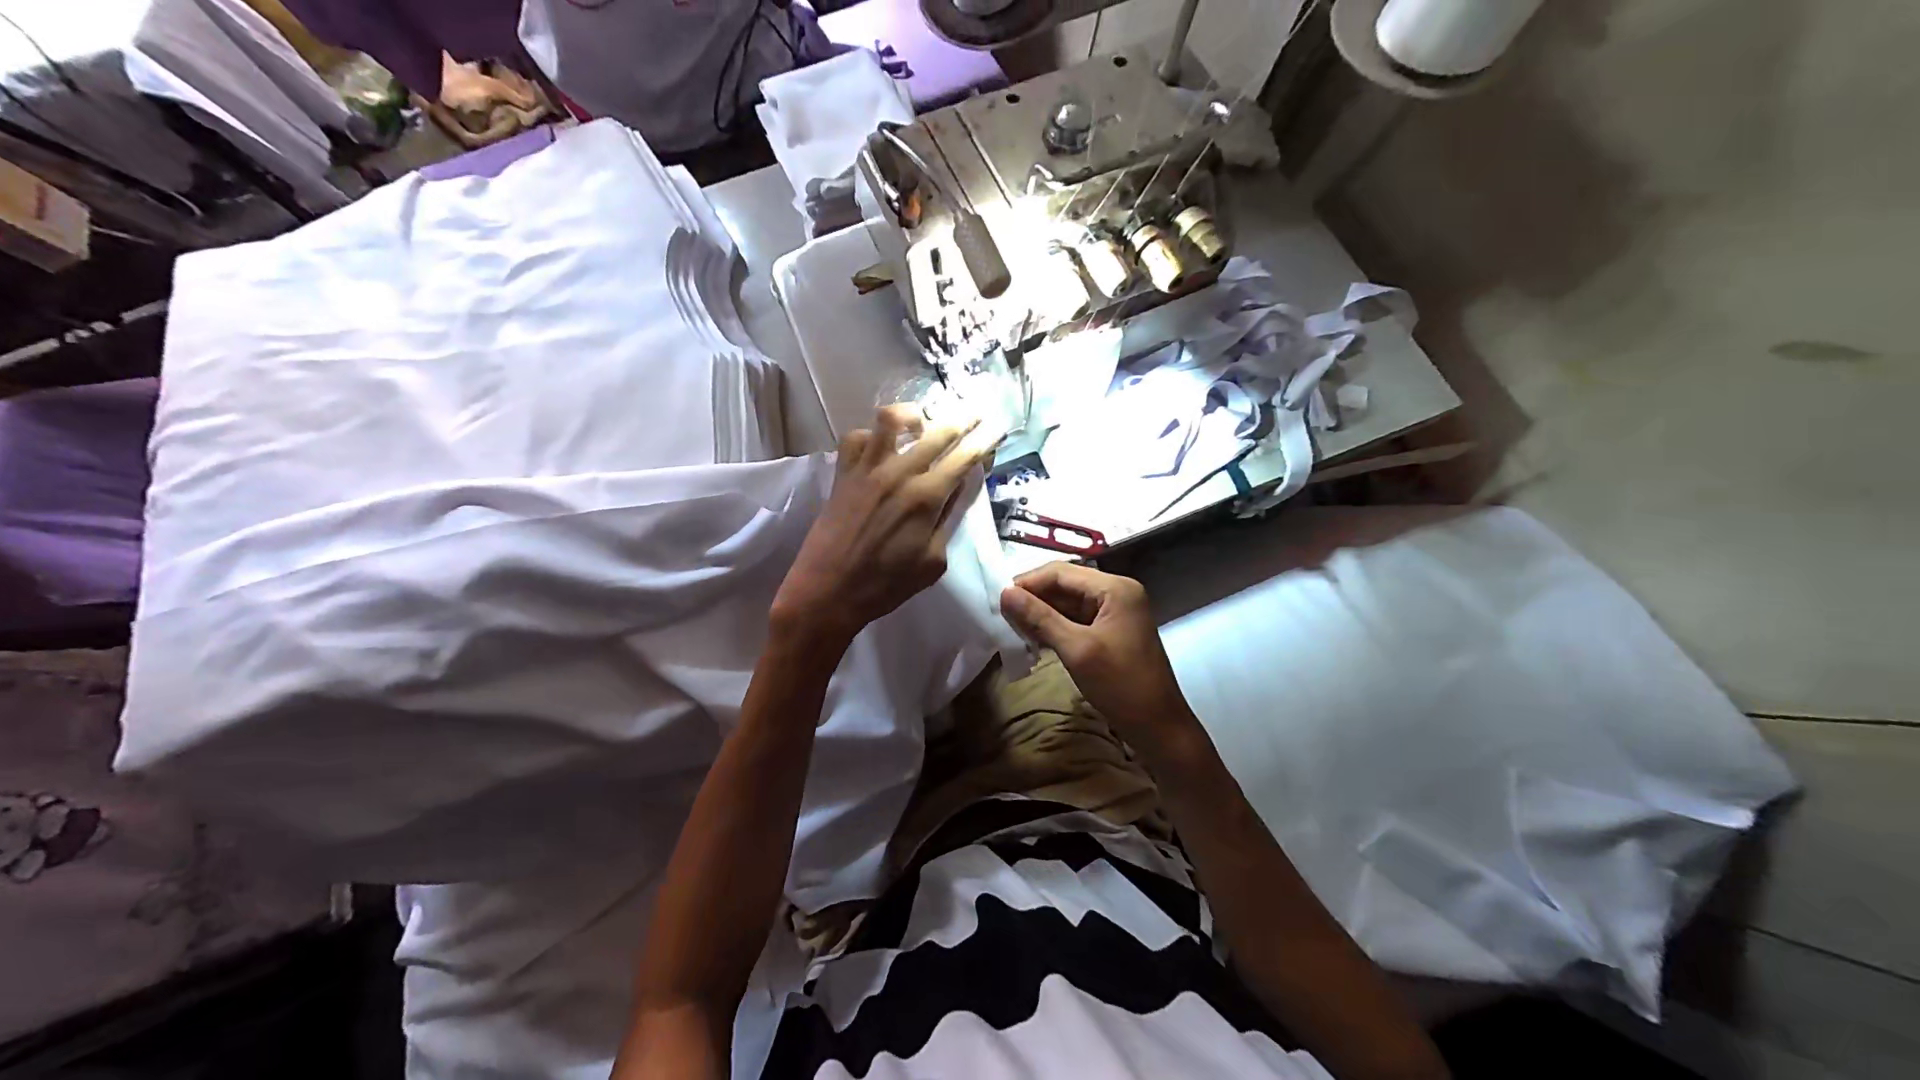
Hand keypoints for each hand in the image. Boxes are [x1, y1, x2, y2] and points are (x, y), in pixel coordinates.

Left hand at [771, 406, 988, 648]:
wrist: (828, 591)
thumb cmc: (885, 585)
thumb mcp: (933, 562)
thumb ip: (947, 521)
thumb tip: (956, 491)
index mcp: (926, 497)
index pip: (964, 458)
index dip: (984, 441)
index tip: (996, 429)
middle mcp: (899, 473)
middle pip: (937, 431)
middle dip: (962, 419)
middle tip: (974, 415)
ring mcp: (867, 469)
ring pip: (891, 420)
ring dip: (913, 415)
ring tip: (922, 422)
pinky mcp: (843, 473)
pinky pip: (856, 438)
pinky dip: (872, 436)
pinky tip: (881, 447)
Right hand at [1000, 563, 1196, 745]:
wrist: (1159, 726)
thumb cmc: (1121, 685)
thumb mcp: (1076, 649)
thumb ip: (1040, 618)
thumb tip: (1006, 594)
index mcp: (1115, 588)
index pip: (1061, 572)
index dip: (1028, 582)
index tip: (998, 599)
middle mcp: (1117, 592)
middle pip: (1065, 584)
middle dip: (1034, 598)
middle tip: (1002, 615)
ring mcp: (1116, 611)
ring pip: (1068, 602)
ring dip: (1042, 613)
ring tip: (1013, 628)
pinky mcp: (1112, 630)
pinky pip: (1077, 619)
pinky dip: (1055, 626)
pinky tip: (1034, 638)